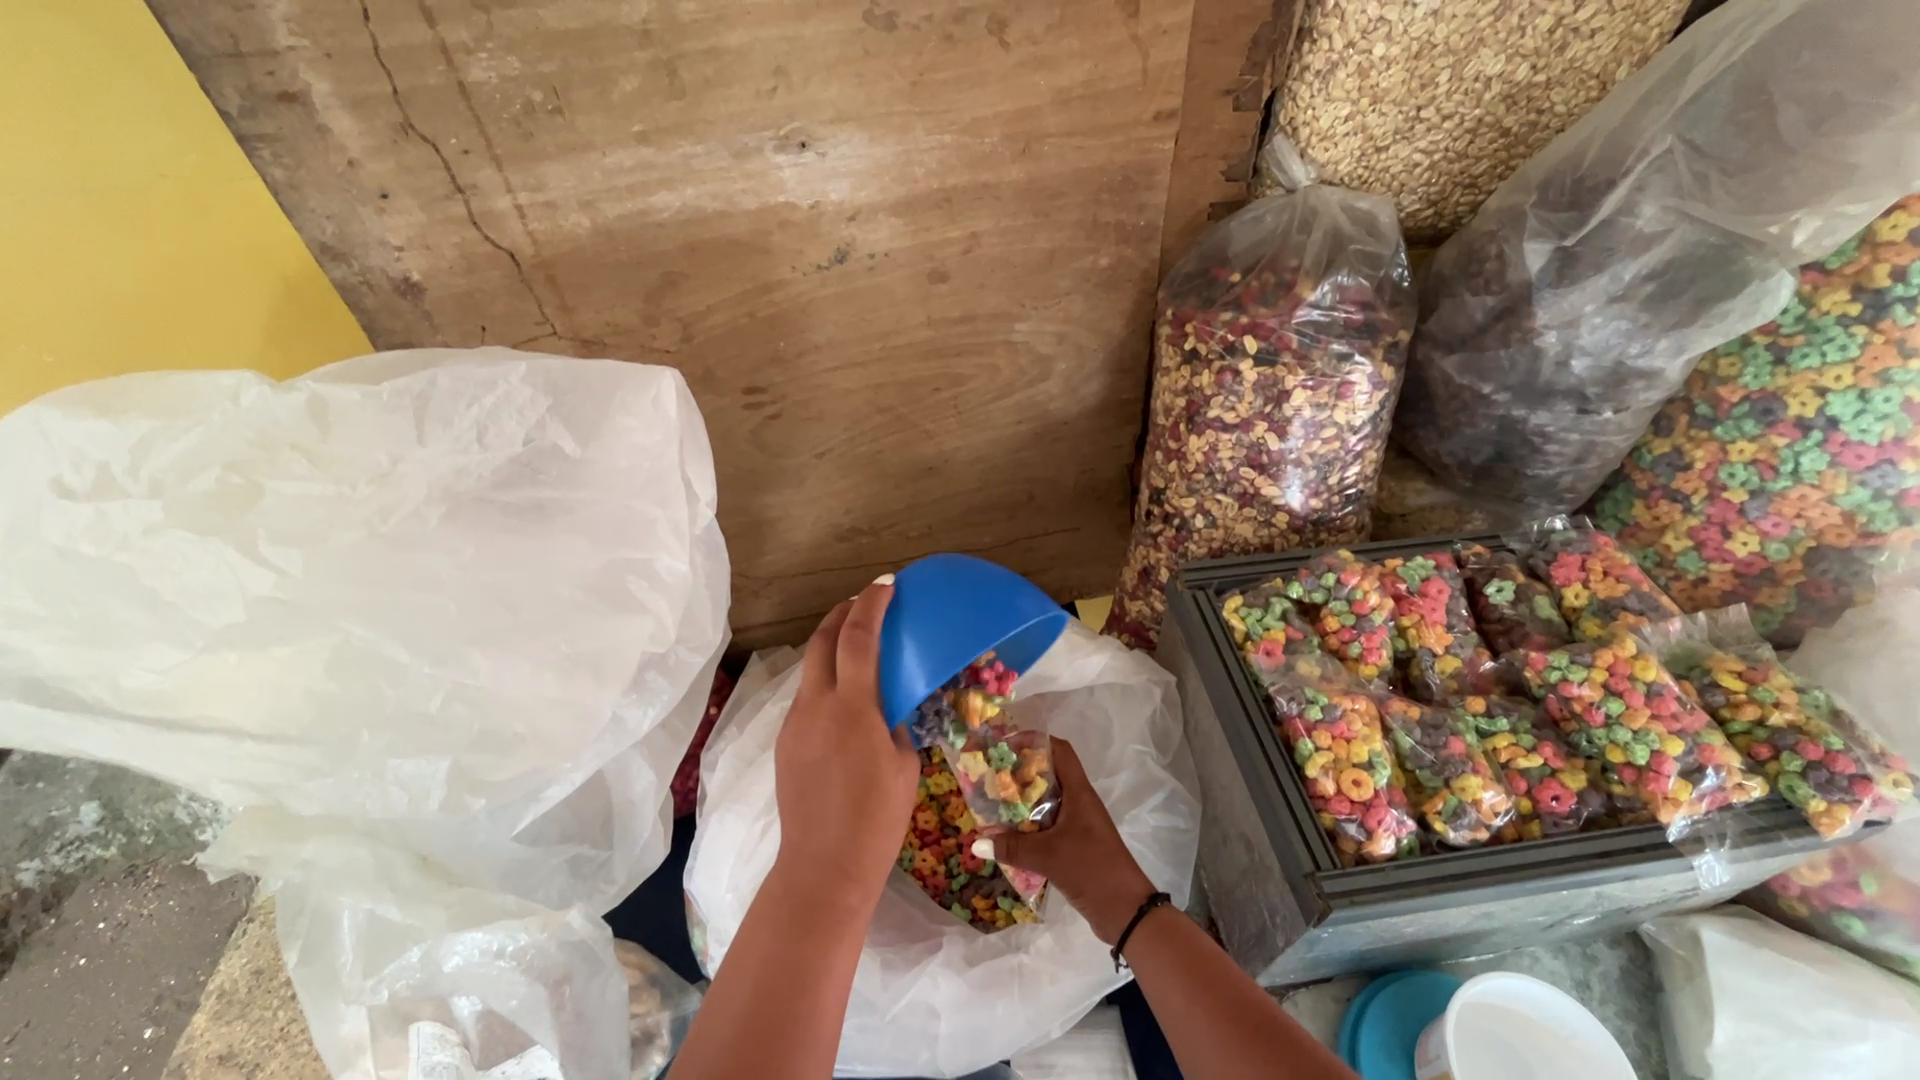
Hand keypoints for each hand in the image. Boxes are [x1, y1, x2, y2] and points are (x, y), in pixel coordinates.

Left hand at [772, 576, 920, 905]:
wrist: (824, 866)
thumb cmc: (878, 818)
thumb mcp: (905, 764)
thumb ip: (897, 724)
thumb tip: (891, 707)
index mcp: (852, 706)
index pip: (859, 637)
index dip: (871, 604)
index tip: (885, 583)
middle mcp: (816, 704)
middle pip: (821, 640)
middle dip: (841, 613)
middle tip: (864, 603)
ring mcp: (794, 724)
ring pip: (810, 670)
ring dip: (830, 648)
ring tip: (856, 649)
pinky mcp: (785, 744)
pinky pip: (806, 700)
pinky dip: (825, 683)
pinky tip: (843, 702)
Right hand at [989, 737, 1157, 943]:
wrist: (1127, 912)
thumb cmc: (1092, 869)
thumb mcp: (1048, 856)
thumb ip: (1012, 847)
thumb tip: (977, 841)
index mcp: (1079, 793)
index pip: (1059, 751)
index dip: (1034, 741)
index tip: (1005, 745)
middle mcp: (1079, 803)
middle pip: (1048, 775)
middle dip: (1019, 773)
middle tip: (990, 776)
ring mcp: (1078, 825)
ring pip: (1045, 803)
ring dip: (1021, 803)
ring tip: (991, 805)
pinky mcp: (1074, 846)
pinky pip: (1046, 827)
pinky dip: (1027, 828)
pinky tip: (1006, 837)